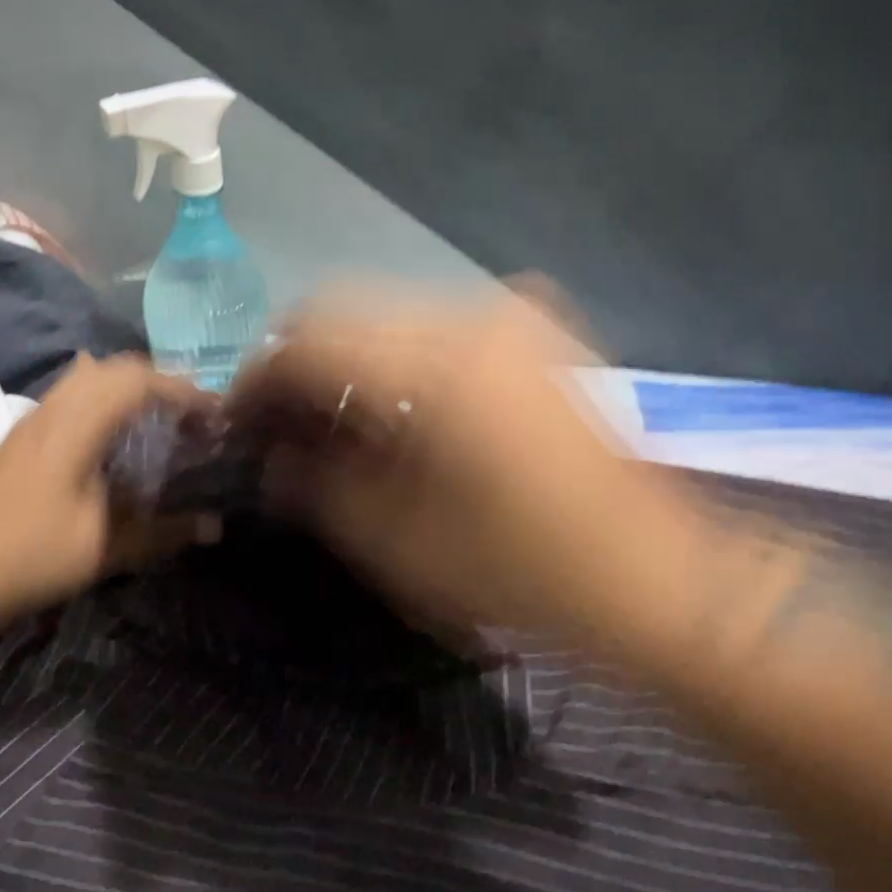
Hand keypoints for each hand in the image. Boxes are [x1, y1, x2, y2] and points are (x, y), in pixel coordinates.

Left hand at [0, 354, 218, 639]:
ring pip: (86, 379)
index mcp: (72, 428)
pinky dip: (103, 402)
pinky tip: (115, 440)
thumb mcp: (105, 549)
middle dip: (158, 381)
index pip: (135, 381)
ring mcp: (29, 423)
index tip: (214, 413)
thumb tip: (216, 525)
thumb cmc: (32, 558)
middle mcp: (49, 412)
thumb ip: (163, 532)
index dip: (181, 389)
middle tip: (191, 413)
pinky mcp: (19, 440)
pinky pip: (70, 397)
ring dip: (128, 389)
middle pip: (111, 368)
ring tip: (160, 421)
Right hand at [228, 279, 704, 642]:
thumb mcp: (397, 542)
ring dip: (349, 364)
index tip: (233, 423)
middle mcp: (475, 313)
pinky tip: (397, 417)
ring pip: (393, 318)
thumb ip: (316, 484)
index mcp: (436, 360)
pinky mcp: (542, 338)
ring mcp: (517, 318)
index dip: (256, 378)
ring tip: (332, 427)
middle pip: (347, 311)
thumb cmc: (521, 572)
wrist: (658, 580)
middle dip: (299, 367)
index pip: (308, 338)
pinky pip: (442, 332)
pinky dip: (401, 365)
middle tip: (277, 427)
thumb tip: (269, 454)